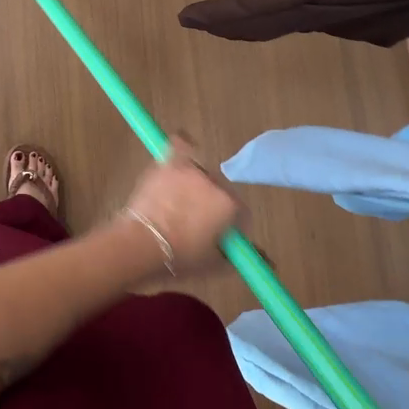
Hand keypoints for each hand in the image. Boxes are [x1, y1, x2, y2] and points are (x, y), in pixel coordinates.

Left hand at [122, 139, 242, 274]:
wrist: (141, 242)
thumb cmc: (181, 257)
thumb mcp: (216, 264)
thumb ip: (242, 257)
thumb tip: (266, 259)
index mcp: (230, 205)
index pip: (241, 212)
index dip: (230, 225)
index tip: (218, 236)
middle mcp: (215, 182)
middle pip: (220, 190)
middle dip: (211, 204)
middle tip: (194, 221)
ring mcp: (190, 169)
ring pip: (200, 172)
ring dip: (195, 183)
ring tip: (179, 200)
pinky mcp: (168, 163)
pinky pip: (180, 144)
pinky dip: (182, 145)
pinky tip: (180, 149)